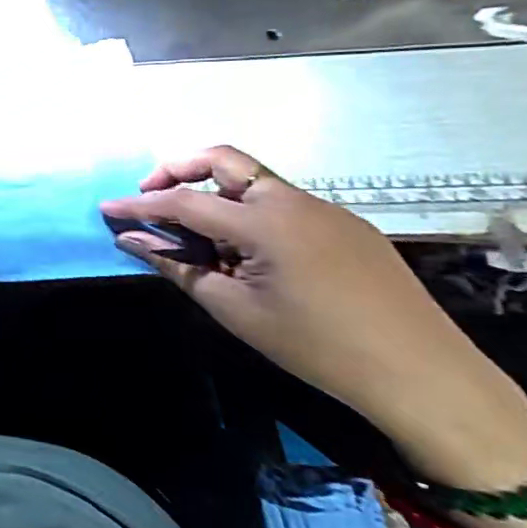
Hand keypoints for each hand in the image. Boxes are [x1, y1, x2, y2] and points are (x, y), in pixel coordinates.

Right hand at [101, 146, 526, 491]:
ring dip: (215, 190)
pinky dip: (250, 209)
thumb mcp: (235, 310)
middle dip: (178, 168)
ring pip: (254, 177)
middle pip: (221, 157)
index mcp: (261, 219)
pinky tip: (250, 252)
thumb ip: (179, 266)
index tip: (107, 210)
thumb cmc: (315, 346)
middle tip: (151, 196)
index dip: (139, 204)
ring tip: (197, 232)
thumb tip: (133, 239)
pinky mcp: (345, 221)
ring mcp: (322, 206)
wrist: (419, 369)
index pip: (183, 200)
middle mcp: (290, 198)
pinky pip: (283, 200)